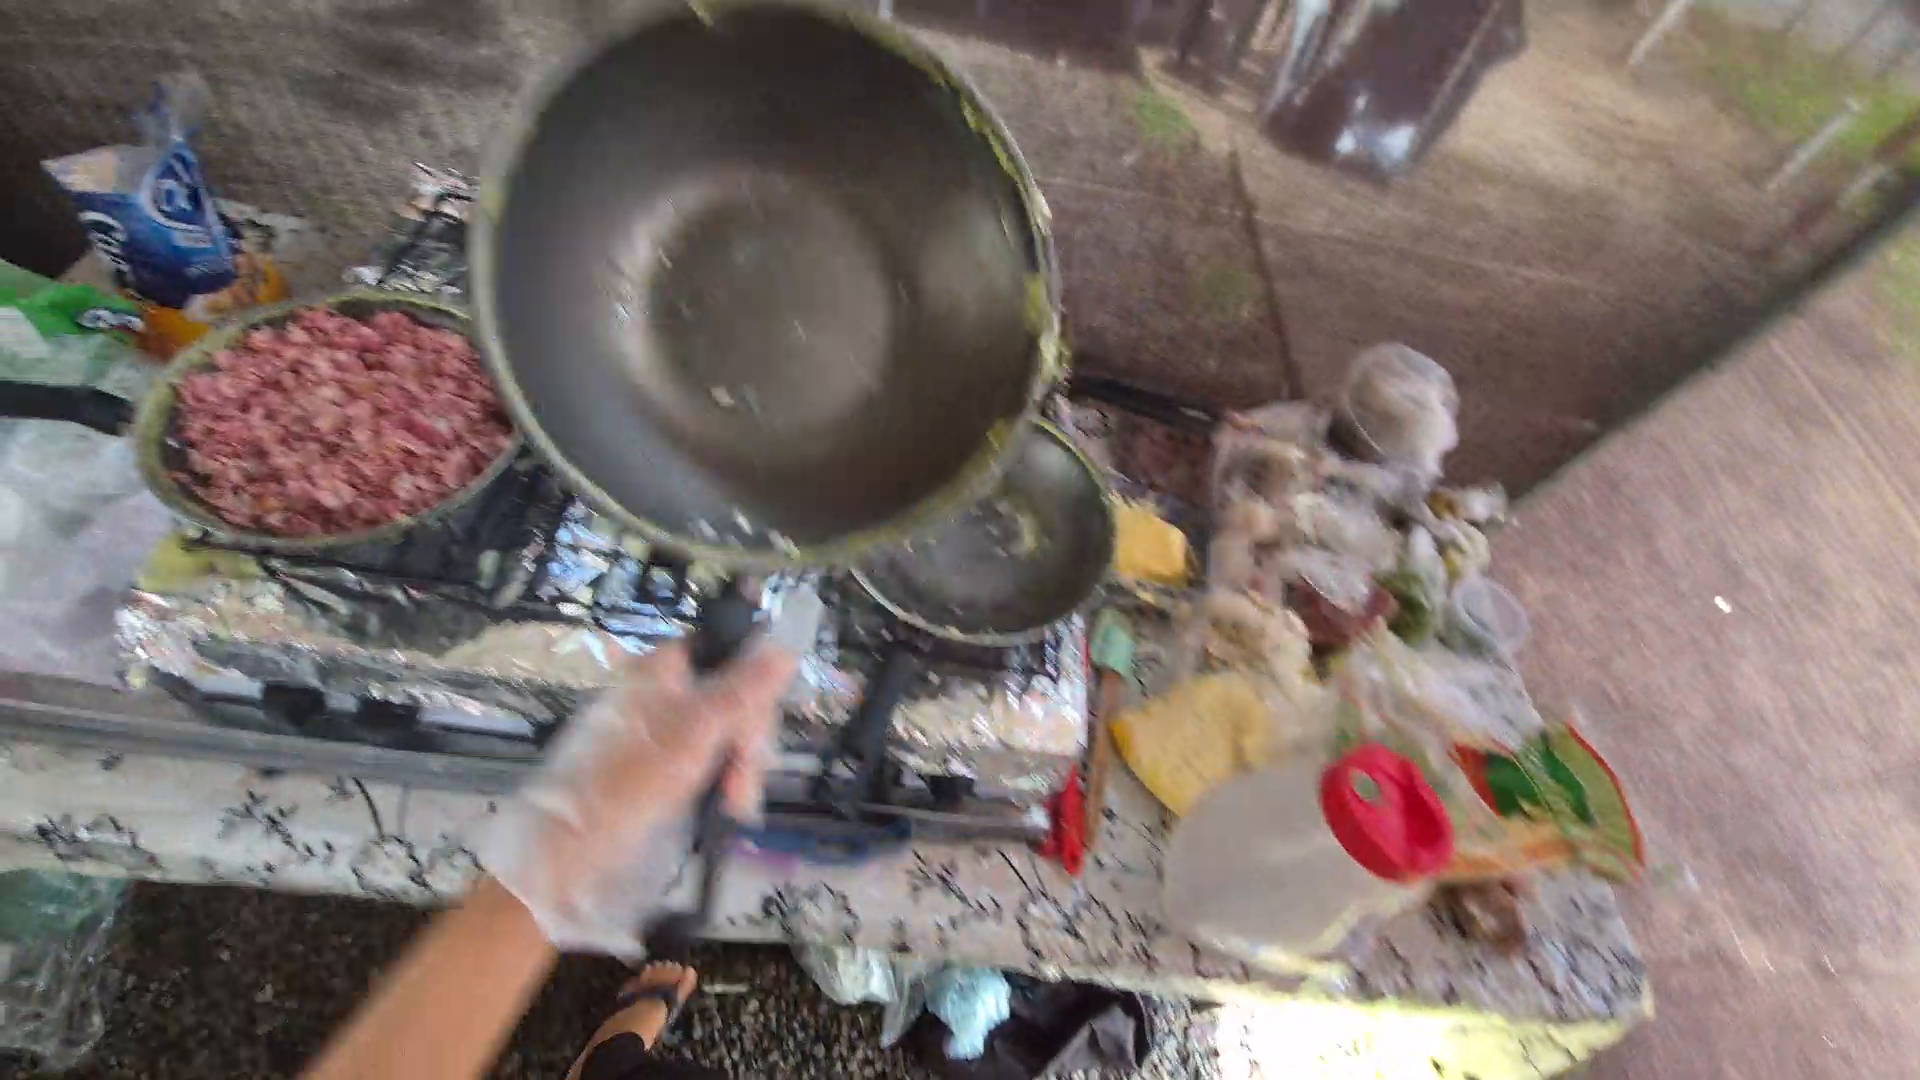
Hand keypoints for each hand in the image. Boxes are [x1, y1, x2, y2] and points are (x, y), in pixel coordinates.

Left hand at [479, 640, 797, 955]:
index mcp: (665, 667)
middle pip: (736, 694)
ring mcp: (665, 727)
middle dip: (749, 737)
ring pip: (729, 729)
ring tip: (736, 801)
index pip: (731, 651)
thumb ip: (745, 688)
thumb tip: (786, 648)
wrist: (568, 853)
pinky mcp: (666, 762)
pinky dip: (726, 777)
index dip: (756, 683)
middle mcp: (666, 690)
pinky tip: (728, 803)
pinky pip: (713, 756)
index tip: (760, 722)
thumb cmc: (630, 781)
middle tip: (745, 774)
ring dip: (743, 764)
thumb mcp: (697, 730)